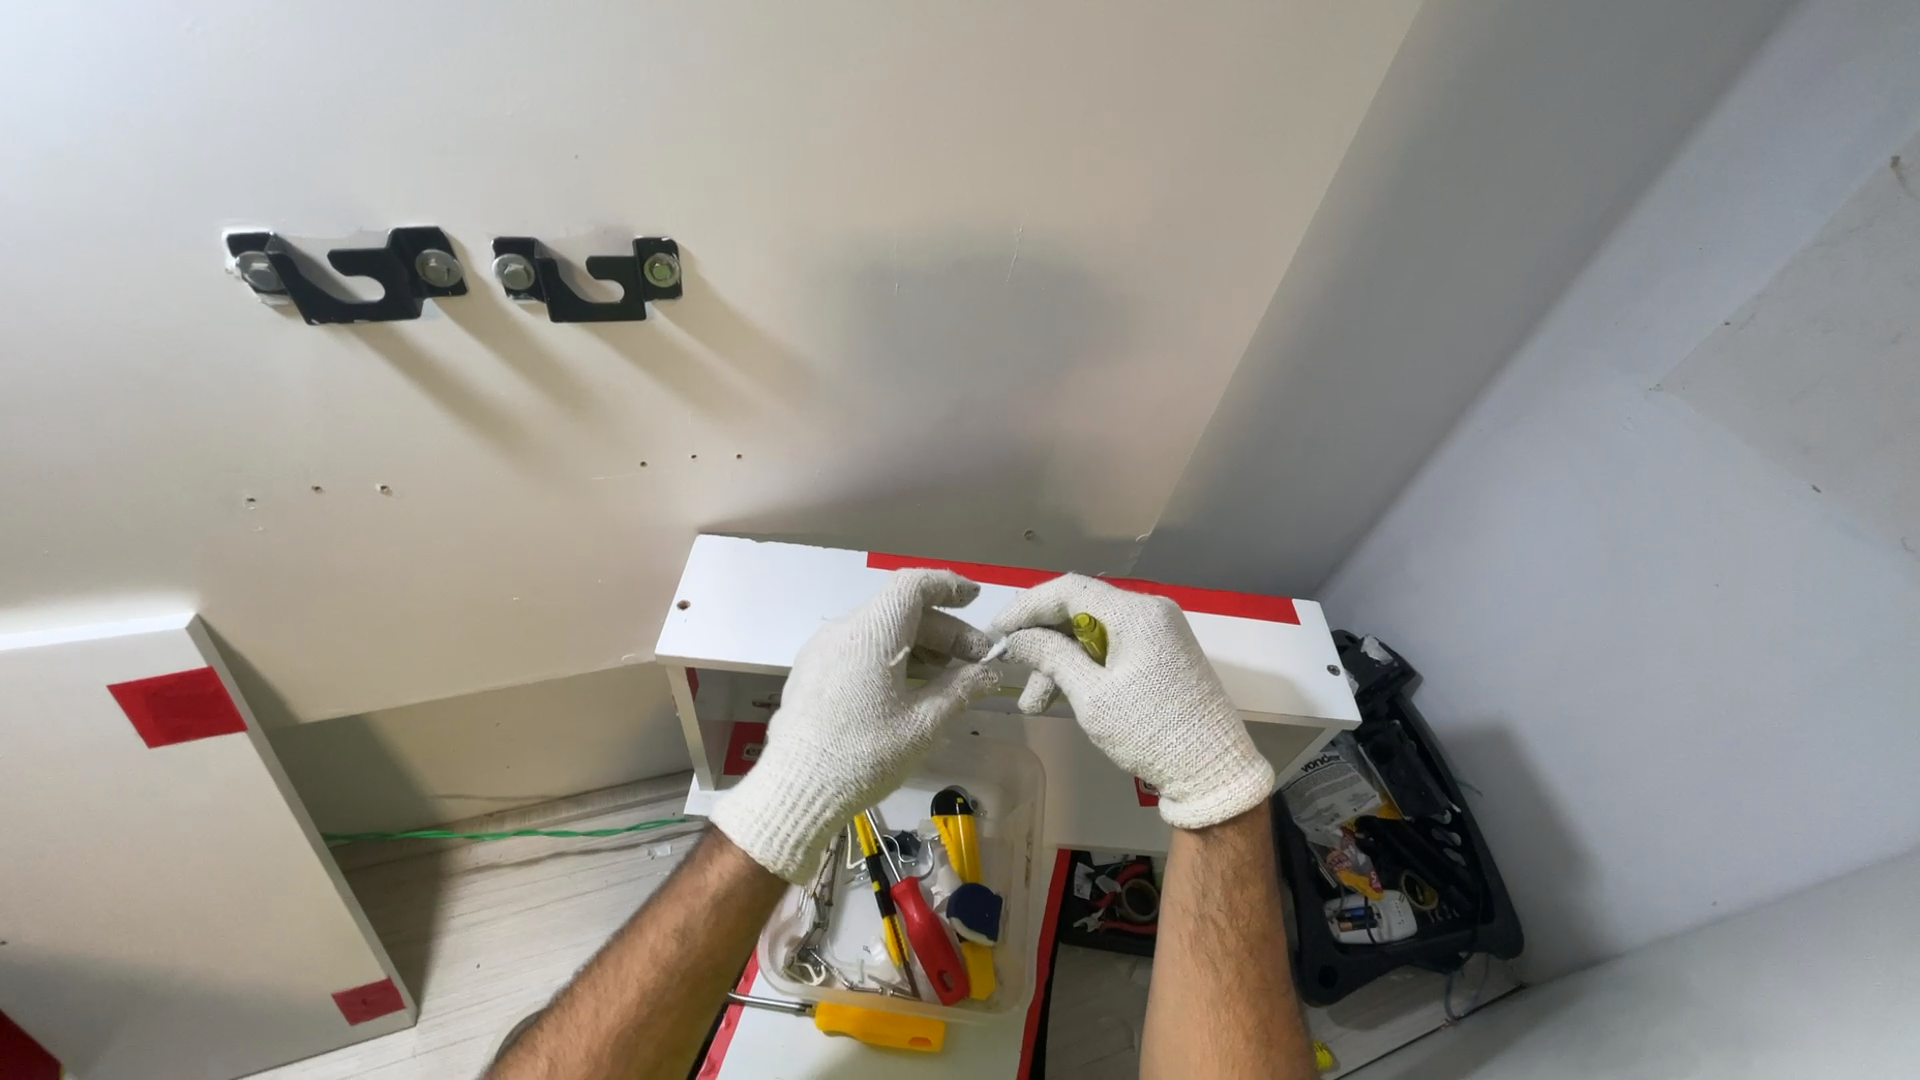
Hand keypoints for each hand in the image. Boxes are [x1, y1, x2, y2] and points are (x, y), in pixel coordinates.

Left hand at [710, 570, 999, 881]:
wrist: (795, 791)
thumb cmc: (864, 754)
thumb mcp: (923, 724)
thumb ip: (960, 689)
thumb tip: (988, 672)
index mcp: (871, 632)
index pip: (913, 586)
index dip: (948, 586)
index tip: (975, 600)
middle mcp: (843, 630)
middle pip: (900, 611)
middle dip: (944, 630)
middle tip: (976, 659)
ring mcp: (822, 651)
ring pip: (880, 632)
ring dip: (919, 645)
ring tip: (948, 676)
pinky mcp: (812, 673)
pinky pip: (860, 650)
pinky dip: (891, 657)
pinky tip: (909, 688)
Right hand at [994, 574, 1274, 829]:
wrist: (1213, 772)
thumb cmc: (1150, 731)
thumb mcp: (1092, 696)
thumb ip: (1051, 656)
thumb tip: (1016, 637)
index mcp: (1137, 612)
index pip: (1069, 590)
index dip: (1027, 607)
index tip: (996, 630)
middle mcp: (1150, 611)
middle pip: (1080, 610)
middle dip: (1042, 641)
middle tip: (1010, 666)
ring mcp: (1158, 633)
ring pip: (1093, 634)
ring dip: (1060, 662)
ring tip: (1032, 704)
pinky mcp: (1161, 654)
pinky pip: (1112, 649)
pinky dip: (1085, 668)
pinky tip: (1060, 696)